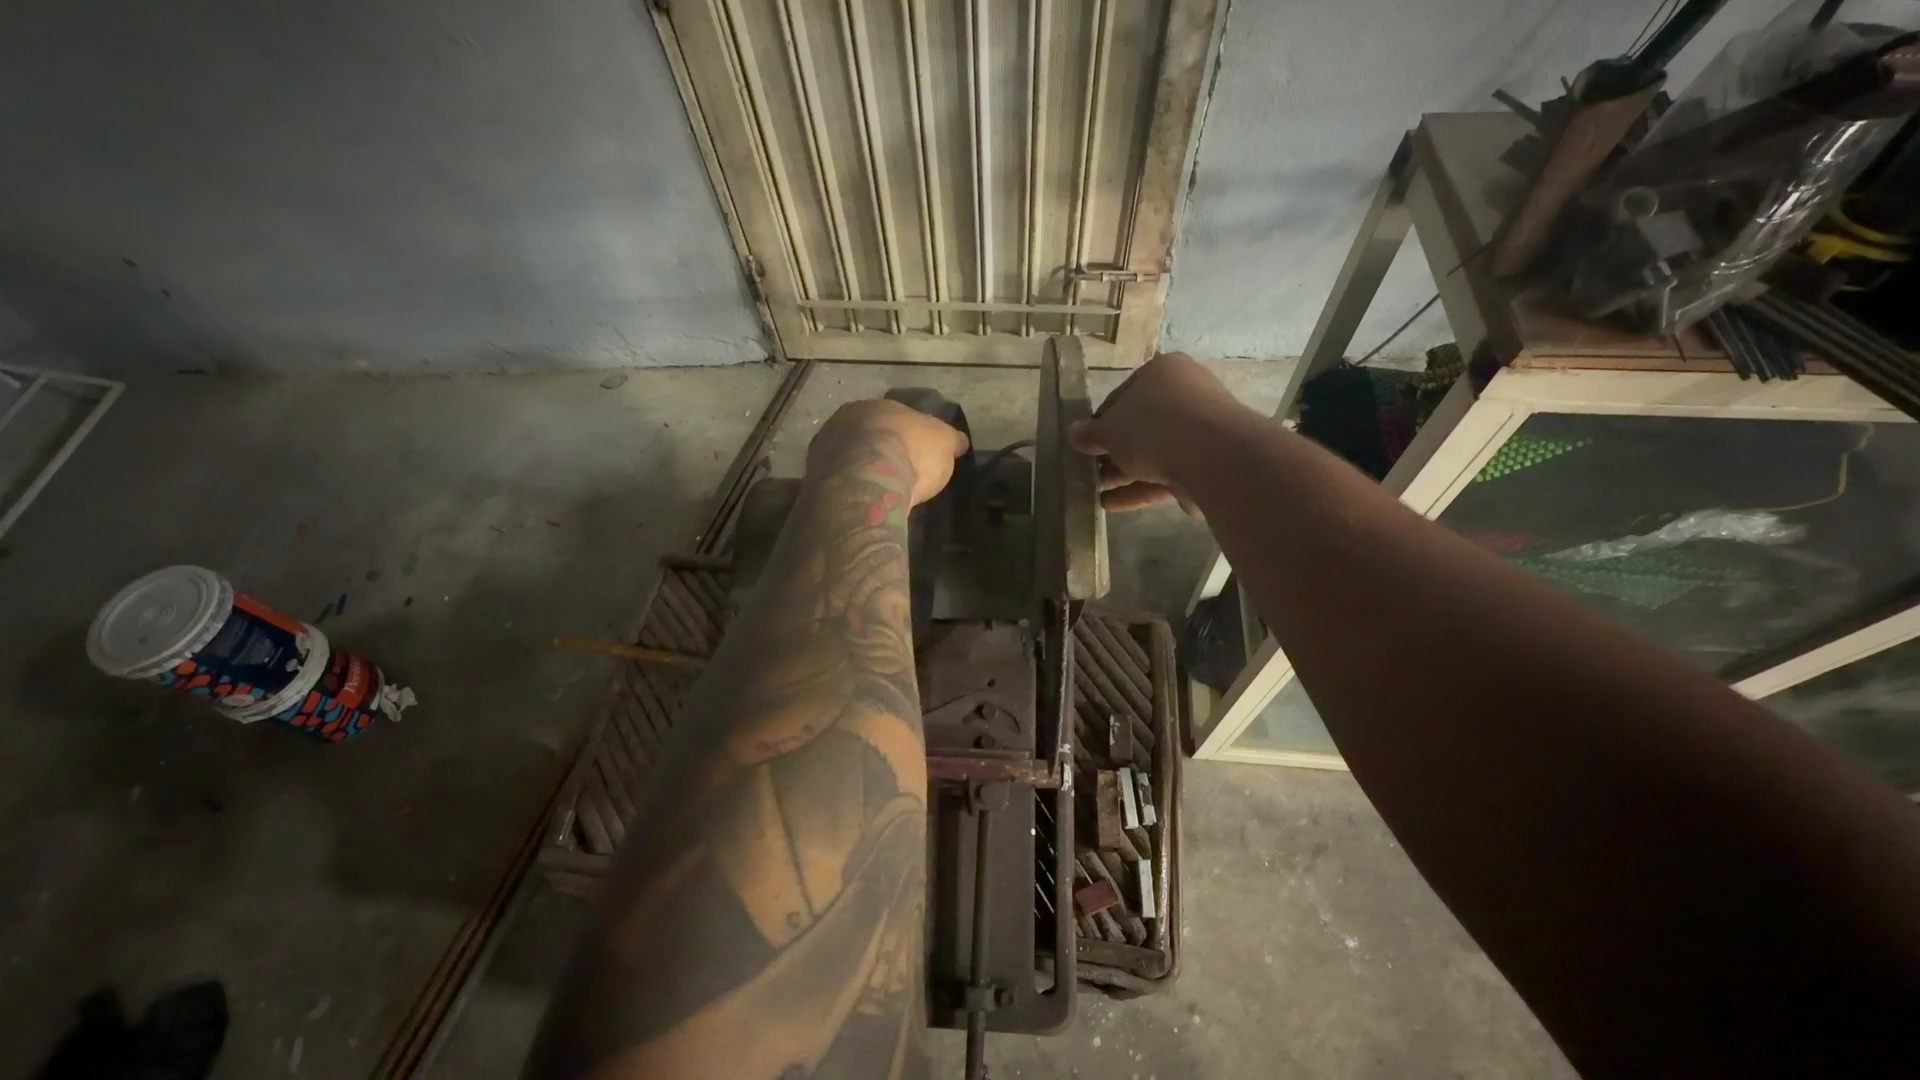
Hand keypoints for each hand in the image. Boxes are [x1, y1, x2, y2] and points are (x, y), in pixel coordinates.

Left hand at [809, 399, 970, 506]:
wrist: (867, 482)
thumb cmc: (910, 454)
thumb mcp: (944, 444)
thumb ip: (950, 441)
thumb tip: (958, 441)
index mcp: (876, 406)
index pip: (892, 418)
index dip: (905, 436)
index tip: (914, 454)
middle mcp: (844, 421)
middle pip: (865, 436)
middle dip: (878, 452)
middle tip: (895, 474)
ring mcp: (824, 449)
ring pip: (846, 458)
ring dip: (859, 472)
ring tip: (877, 494)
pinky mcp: (813, 478)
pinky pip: (836, 483)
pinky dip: (848, 491)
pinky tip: (861, 503)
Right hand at [1069, 352, 1241, 512]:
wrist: (1211, 455)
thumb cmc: (1153, 425)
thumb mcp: (1110, 429)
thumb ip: (1091, 433)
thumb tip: (1072, 434)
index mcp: (1163, 372)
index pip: (1124, 394)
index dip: (1101, 420)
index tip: (1087, 444)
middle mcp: (1187, 394)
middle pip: (1142, 425)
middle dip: (1115, 451)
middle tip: (1091, 471)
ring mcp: (1201, 430)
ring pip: (1155, 452)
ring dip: (1125, 473)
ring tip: (1096, 492)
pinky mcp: (1208, 463)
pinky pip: (1168, 475)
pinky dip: (1142, 489)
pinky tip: (1112, 505)